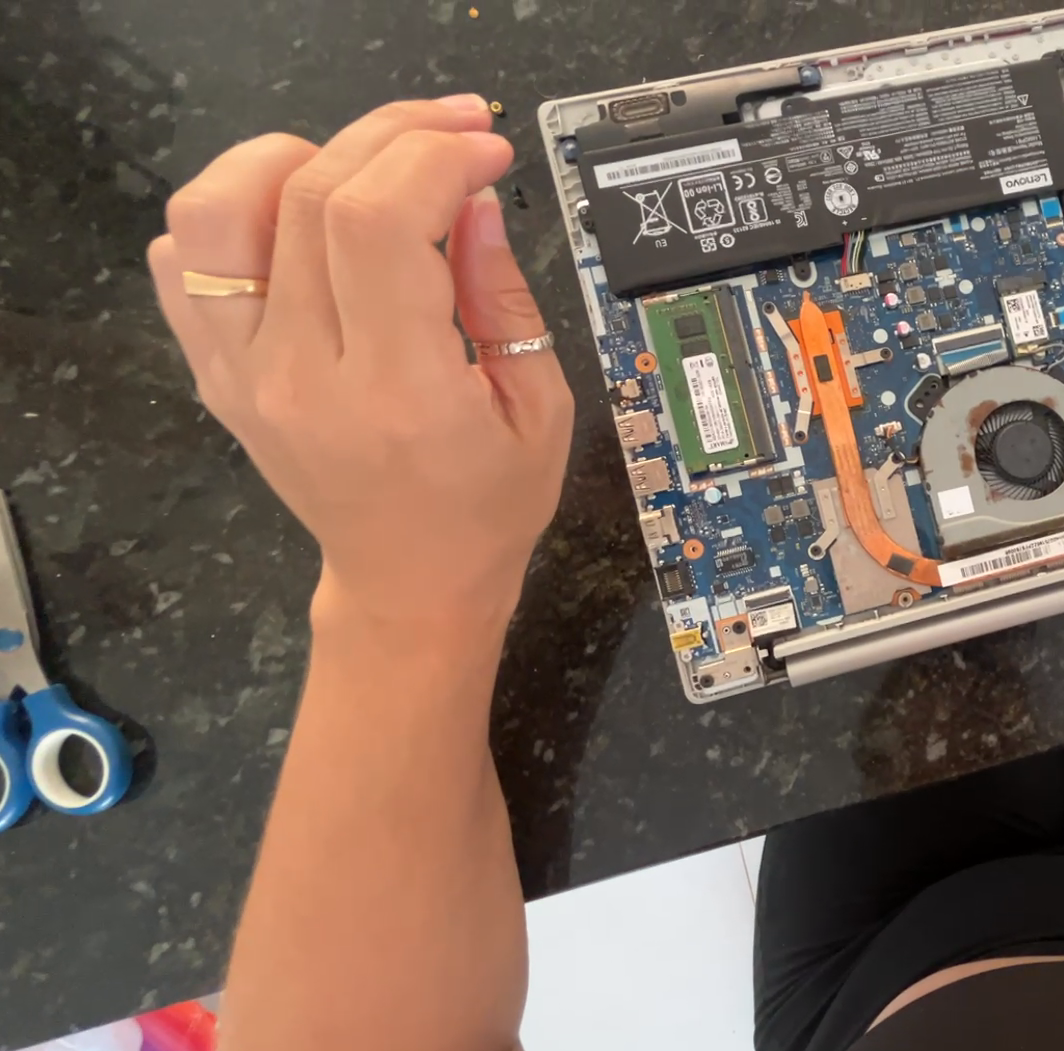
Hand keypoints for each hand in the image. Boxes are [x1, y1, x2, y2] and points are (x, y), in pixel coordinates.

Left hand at [146, 95, 573, 621]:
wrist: (414, 576)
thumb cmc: (496, 506)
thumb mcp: (543, 414)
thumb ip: (508, 306)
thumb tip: (478, 207)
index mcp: (406, 393)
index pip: (384, 227)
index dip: (435, 160)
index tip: (488, 149)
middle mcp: (306, 375)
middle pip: (313, 199)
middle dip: (393, 137)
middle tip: (457, 129)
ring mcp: (245, 373)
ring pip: (224, 209)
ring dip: (302, 157)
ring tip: (372, 166)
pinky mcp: (219, 374)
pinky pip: (189, 258)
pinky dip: (242, 209)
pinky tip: (310, 222)